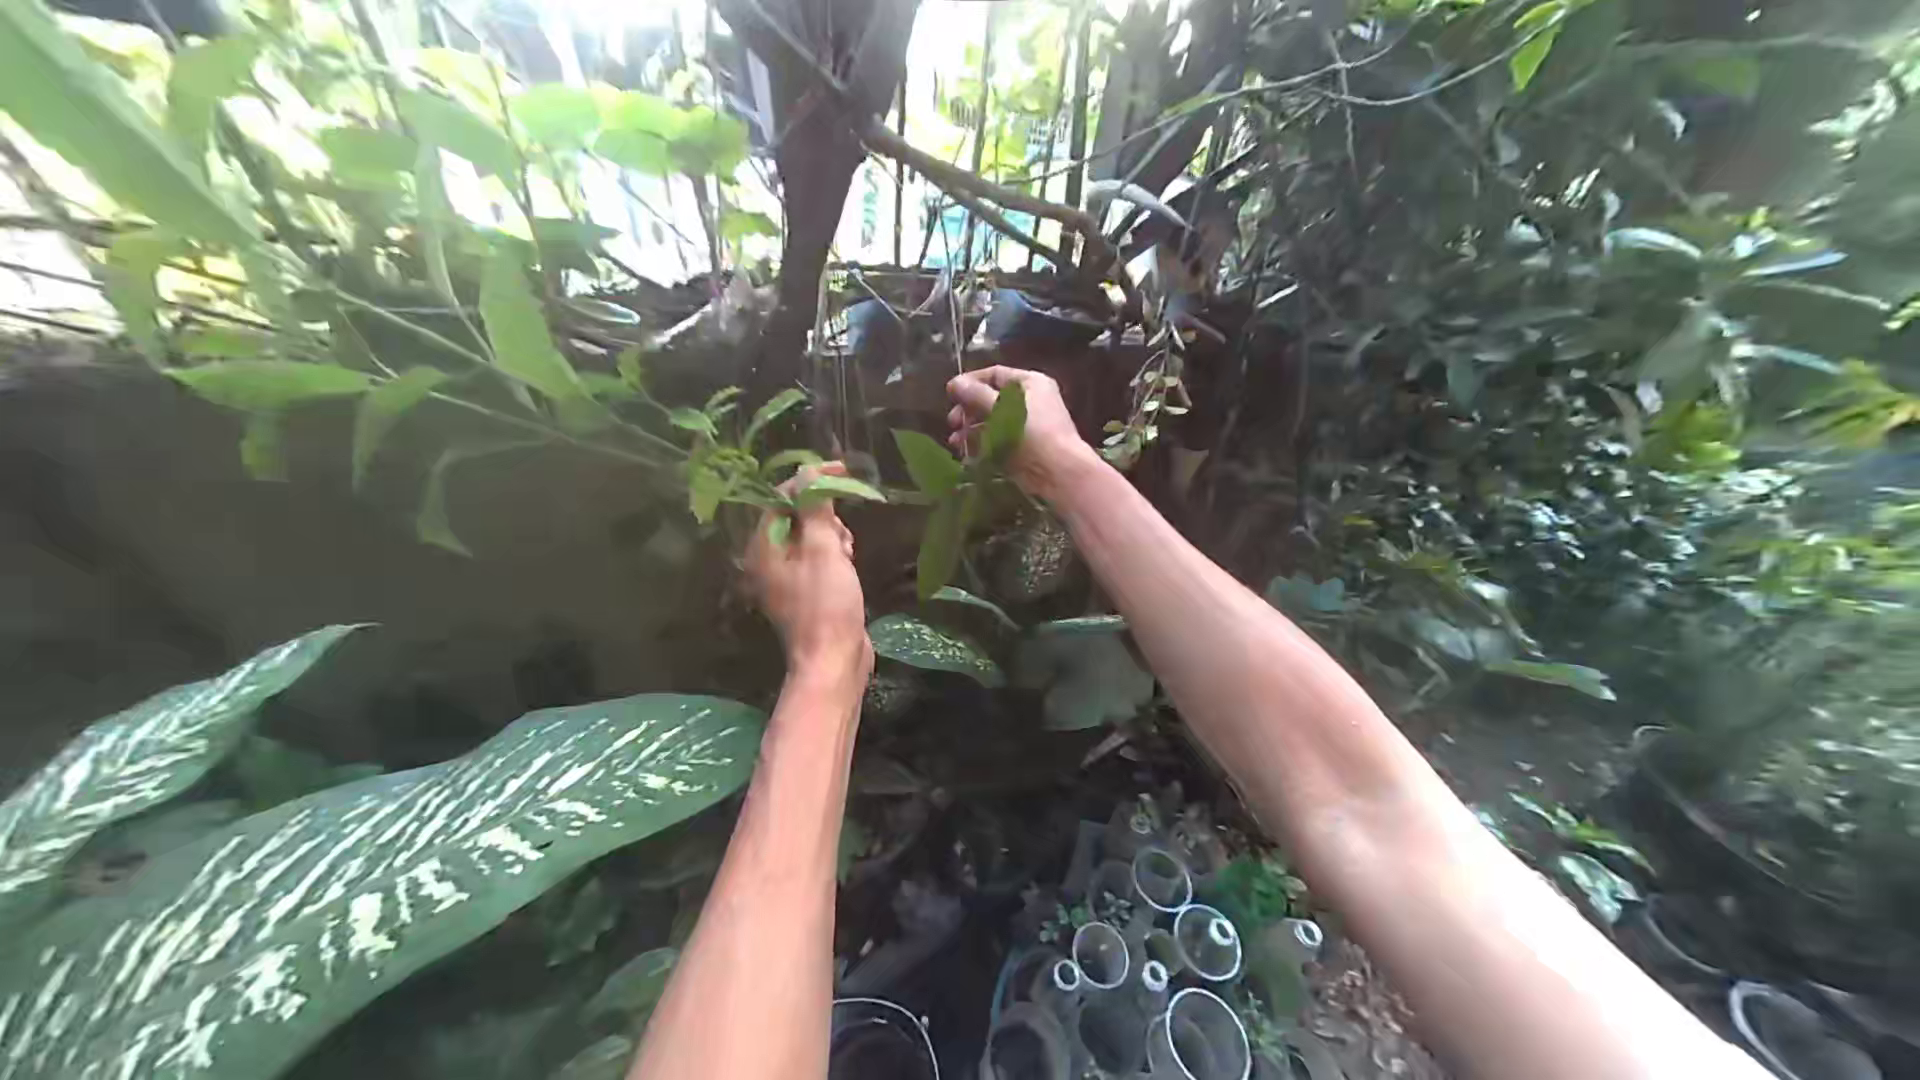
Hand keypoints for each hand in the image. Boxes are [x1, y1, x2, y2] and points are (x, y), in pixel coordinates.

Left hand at [745, 463, 872, 675]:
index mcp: (763, 548)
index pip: (781, 498)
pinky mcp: (805, 592)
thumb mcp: (823, 549)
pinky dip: (834, 554)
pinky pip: (818, 558)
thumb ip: (815, 507)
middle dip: (824, 516)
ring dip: (832, 535)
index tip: (842, 471)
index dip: (811, 481)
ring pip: (811, 537)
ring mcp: (786, 578)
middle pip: (796, 516)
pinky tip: (848, 564)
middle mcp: (768, 560)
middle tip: (842, 535)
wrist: (834, 661)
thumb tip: (809, 471)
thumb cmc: (826, 604)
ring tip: (847, 553)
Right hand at [946, 366, 1100, 499]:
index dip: (971, 382)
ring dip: (970, 430)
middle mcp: (1028, 402)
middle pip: (990, 399)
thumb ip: (976, 394)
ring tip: (955, 441)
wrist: (1057, 472)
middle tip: (952, 421)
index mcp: (1030, 383)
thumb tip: (954, 383)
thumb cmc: (1032, 431)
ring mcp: (1025, 427)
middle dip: (968, 410)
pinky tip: (966, 454)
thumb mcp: (1001, 408)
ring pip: (991, 423)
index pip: (995, 374)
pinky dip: (980, 446)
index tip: (950, 393)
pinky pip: (995, 442)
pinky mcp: (1020, 449)